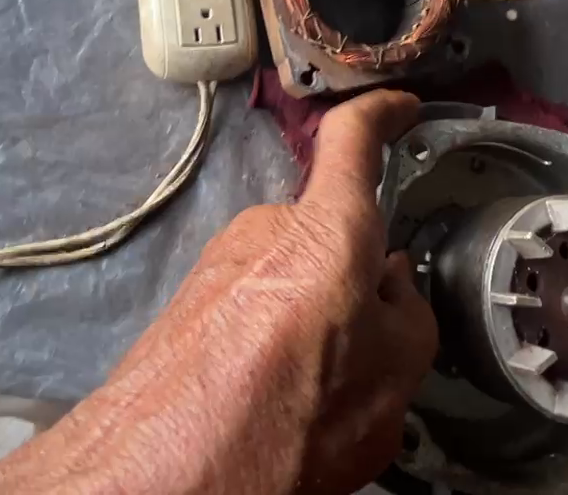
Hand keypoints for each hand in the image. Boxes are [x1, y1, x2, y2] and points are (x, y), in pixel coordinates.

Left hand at [0, 91, 436, 494]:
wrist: (161, 474)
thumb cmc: (292, 421)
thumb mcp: (391, 380)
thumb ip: (405, 313)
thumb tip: (391, 279)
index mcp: (327, 233)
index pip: (352, 139)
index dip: (382, 113)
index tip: (403, 108)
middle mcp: (267, 225)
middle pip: (326, 232)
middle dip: (348, 276)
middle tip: (361, 349)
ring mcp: (221, 258)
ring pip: (290, 272)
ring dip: (309, 313)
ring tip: (309, 391)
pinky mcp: (189, 293)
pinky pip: (252, 299)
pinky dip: (271, 333)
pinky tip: (266, 394)